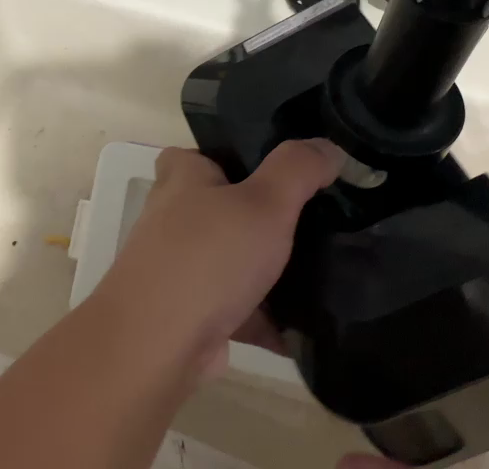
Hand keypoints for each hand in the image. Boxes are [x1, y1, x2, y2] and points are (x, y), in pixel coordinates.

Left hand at [92, 141, 343, 382]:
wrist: (160, 341)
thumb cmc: (208, 255)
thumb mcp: (264, 202)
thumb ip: (297, 170)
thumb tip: (328, 146)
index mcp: (182, 176)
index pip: (208, 152)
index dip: (242, 157)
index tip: (288, 172)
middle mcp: (174, 214)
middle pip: (226, 207)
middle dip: (265, 218)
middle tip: (318, 224)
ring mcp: (179, 265)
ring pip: (234, 260)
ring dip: (270, 272)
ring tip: (325, 274)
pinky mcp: (191, 312)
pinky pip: (239, 309)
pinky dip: (268, 319)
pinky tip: (308, 330)